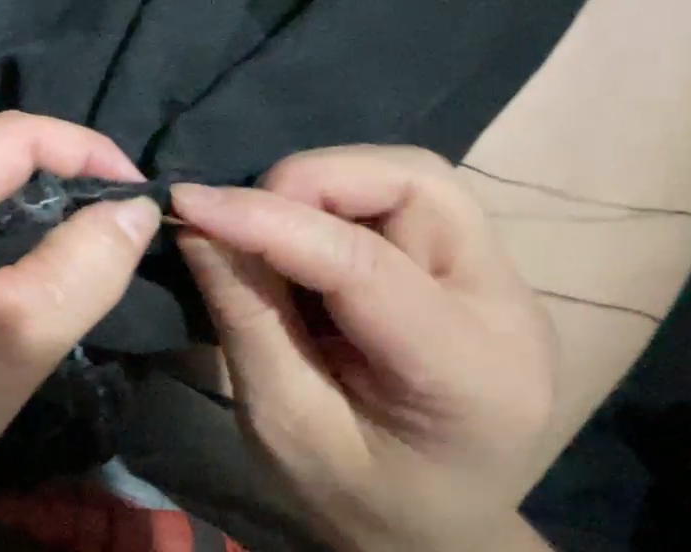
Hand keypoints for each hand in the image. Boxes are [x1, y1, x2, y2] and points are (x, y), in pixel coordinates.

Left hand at [0, 112, 162, 517]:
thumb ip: (86, 263)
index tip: (141, 194)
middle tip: (117, 211)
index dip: (83, 150)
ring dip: (28, 183)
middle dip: (58, 166)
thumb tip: (136, 207)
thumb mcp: (18, 336)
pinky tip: (23, 230)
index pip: (9, 134)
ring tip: (82, 219)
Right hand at [173, 146, 557, 551]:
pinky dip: (334, 197)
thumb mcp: (284, 422)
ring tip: (269, 229)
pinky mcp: (472, 265)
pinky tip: (302, 239)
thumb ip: (244, 316)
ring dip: (322, 184)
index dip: (266, 219)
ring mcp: (497, 280)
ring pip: (408, 175)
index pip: (364, 263)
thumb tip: (193, 222)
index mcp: (470, 375)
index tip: (184, 201)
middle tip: (241, 219)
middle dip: (310, 183)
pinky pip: (400, 195)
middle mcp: (506, 309)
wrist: (432, 529)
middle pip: (414, 184)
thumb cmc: (356, 496)